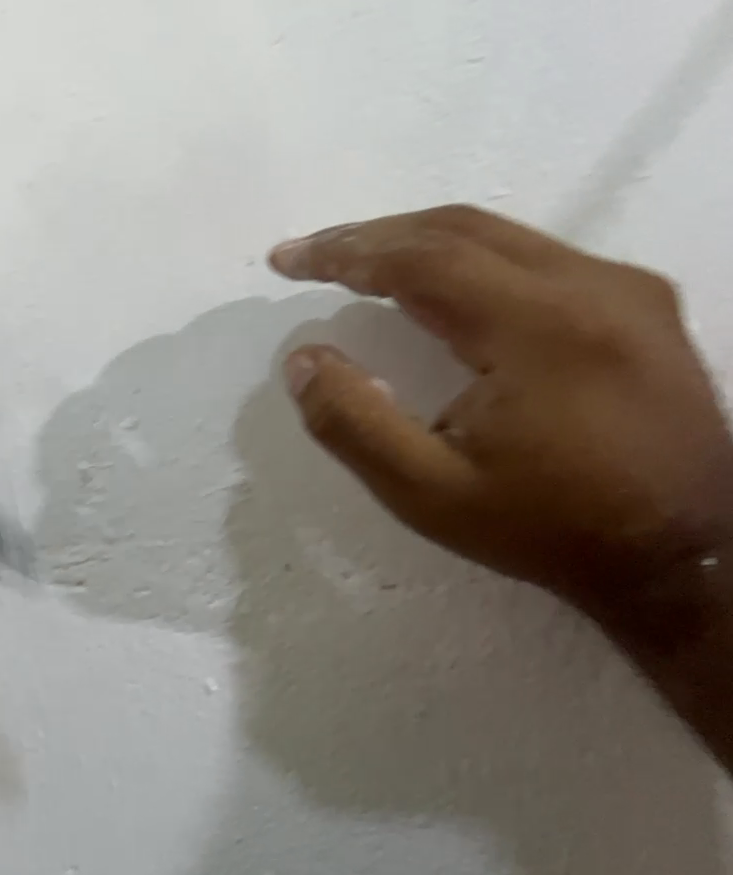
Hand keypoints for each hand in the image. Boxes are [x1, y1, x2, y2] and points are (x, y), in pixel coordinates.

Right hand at [269, 205, 732, 629]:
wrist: (684, 550)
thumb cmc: (544, 525)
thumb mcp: (422, 489)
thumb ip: (352, 421)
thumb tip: (304, 359)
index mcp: (542, 329)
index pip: (423, 261)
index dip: (343, 254)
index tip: (284, 260)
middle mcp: (594, 288)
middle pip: (463, 230)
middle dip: (372, 236)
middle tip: (304, 254)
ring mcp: (624, 292)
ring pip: (500, 237)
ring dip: (413, 243)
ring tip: (349, 262)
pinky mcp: (634, 308)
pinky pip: (530, 256)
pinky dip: (459, 258)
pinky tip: (423, 285)